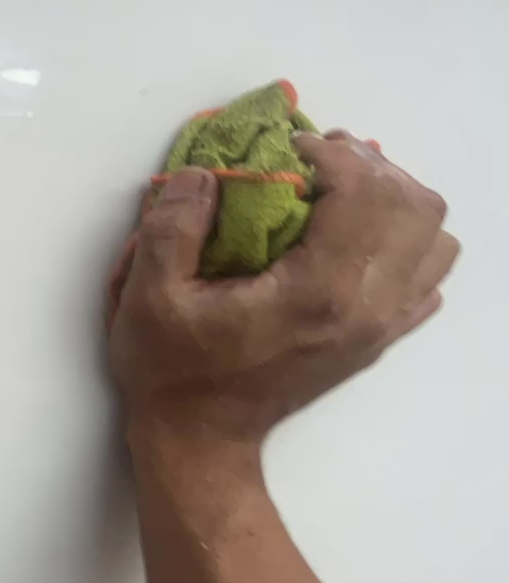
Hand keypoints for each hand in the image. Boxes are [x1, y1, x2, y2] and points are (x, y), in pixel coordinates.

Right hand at [108, 131, 458, 446]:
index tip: (287, 145)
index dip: (332, 155)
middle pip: (416, 208)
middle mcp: (370, 304)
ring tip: (339, 193)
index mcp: (319, 290)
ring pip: (434, 238)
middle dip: (371, 168)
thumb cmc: (168, 370)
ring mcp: (382, 324)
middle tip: (316, 158)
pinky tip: (355, 243)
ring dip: (395, 202)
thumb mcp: (147, 299)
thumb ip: (172, 232)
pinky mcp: (377, 338)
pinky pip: (426, 276)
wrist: (197, 436)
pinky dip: (405, 243)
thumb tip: (200, 176)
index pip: (366, 195)